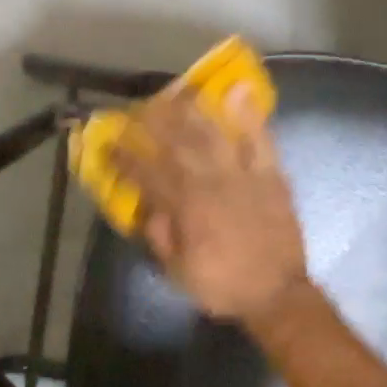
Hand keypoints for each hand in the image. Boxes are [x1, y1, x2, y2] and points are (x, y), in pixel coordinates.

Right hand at [116, 83, 309, 320]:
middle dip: (154, 122)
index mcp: (185, 207)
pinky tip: (238, 92)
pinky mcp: (271, 175)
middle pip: (178, 142)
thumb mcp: (178, 272)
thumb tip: (150, 210)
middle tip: (138, 108)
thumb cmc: (222, 287)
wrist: (276, 294)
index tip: (110, 143)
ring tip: (177, 92)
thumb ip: (161, 237)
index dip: (126, 157)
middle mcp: (211, 182)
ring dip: (193, 109)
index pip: (148, 173)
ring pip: (214, 132)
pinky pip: (260, 138)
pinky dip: (249, 115)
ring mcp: (243, 175)